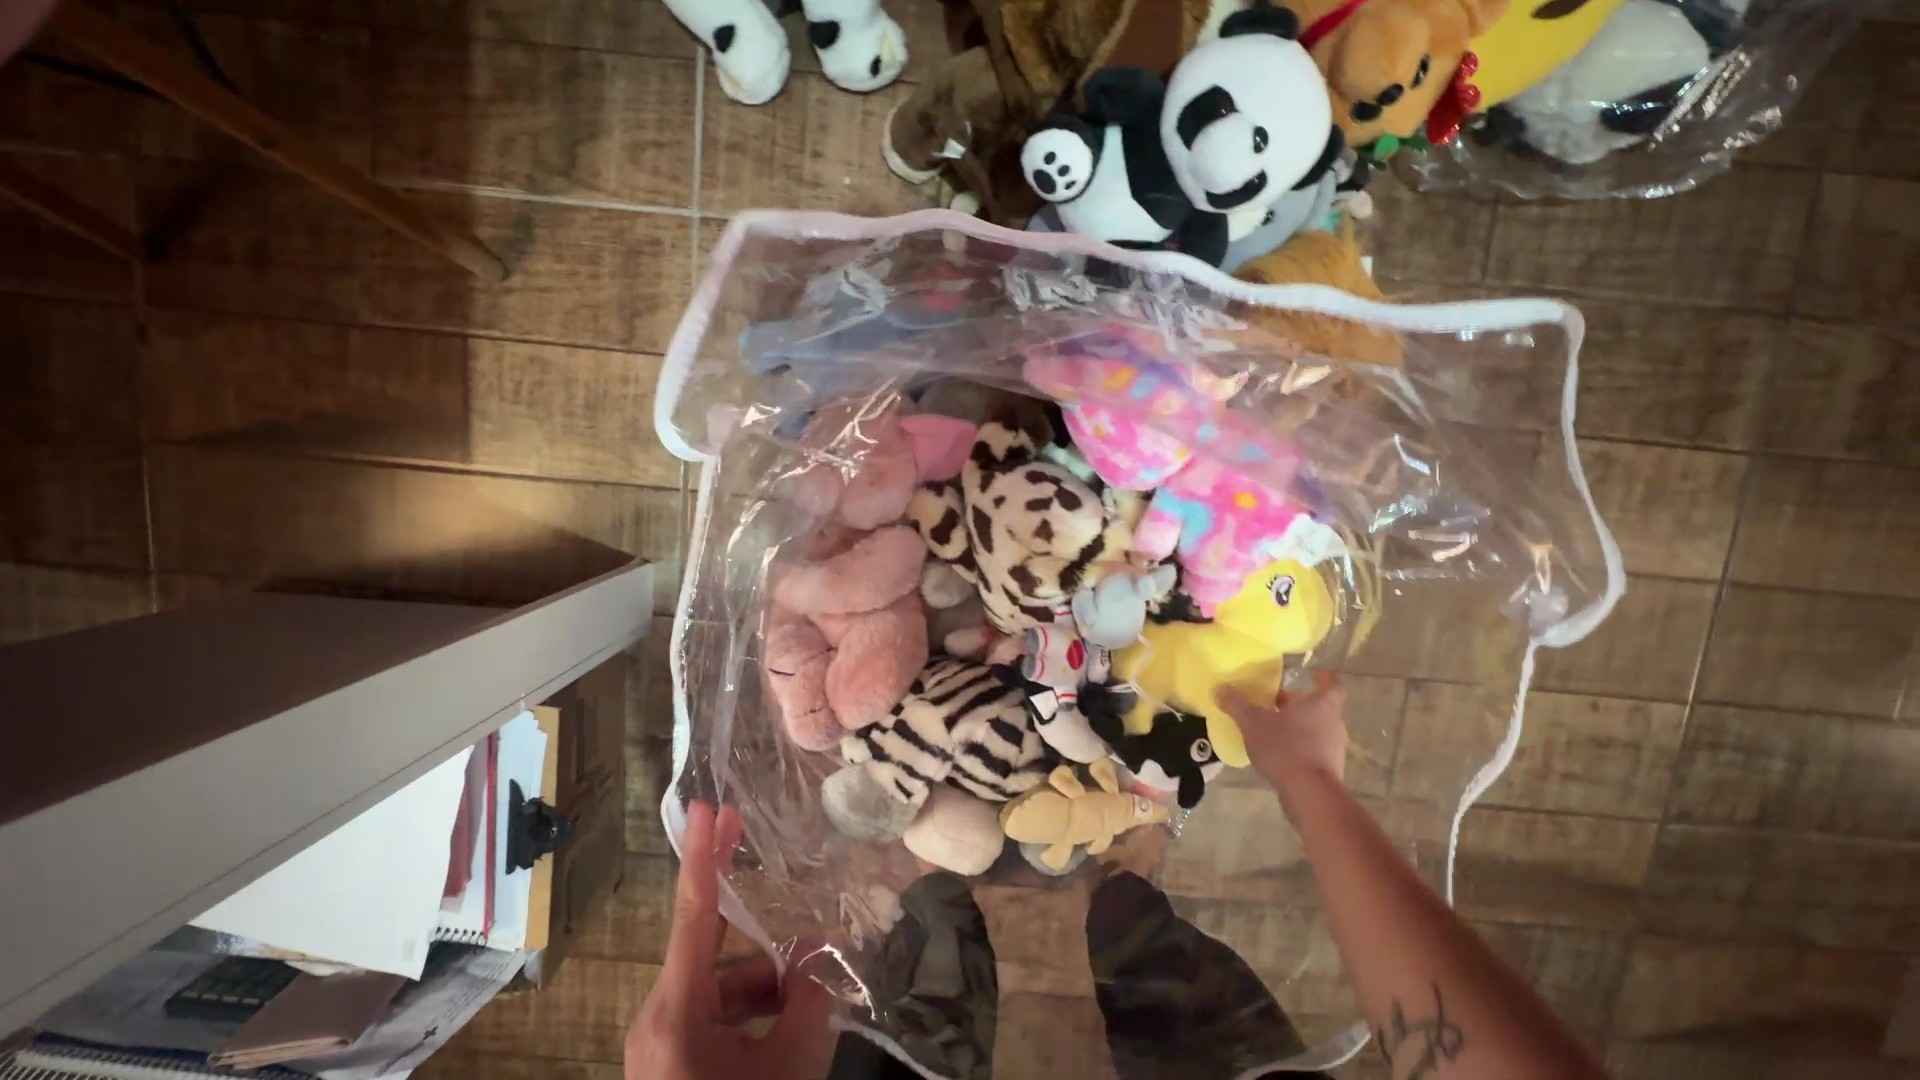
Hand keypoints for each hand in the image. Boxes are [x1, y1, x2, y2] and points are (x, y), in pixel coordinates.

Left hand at [626, 802, 833, 1079]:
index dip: (705, 855)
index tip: (708, 806)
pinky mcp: (671, 1065)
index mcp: (675, 1010)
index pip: (695, 914)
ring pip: (723, 992)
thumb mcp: (786, 1065)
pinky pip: (717, 1020)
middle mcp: (658, 1017)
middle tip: (793, 902)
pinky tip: (792, 1031)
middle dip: (765, 944)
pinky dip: (754, 1017)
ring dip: (769, 991)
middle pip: (719, 958)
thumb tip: (823, 948)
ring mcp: (661, 1044)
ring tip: (815, 1001)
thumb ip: (806, 999)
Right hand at [1217, 670, 1347, 794]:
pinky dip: (1300, 749)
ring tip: (1273, 730)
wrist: (1309, 793)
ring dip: (1299, 727)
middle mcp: (1334, 724)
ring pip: (1317, 730)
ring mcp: (1335, 749)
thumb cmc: (1285, 747)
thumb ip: (1236, 704)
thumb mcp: (1253, 722)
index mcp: (1322, 705)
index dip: (1324, 677)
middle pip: (1321, 707)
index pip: (1332, 684)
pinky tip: (1279, 755)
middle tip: (1277, 703)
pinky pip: (1314, 751)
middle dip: (1300, 704)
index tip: (1314, 673)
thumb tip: (1220, 689)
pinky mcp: (1329, 770)